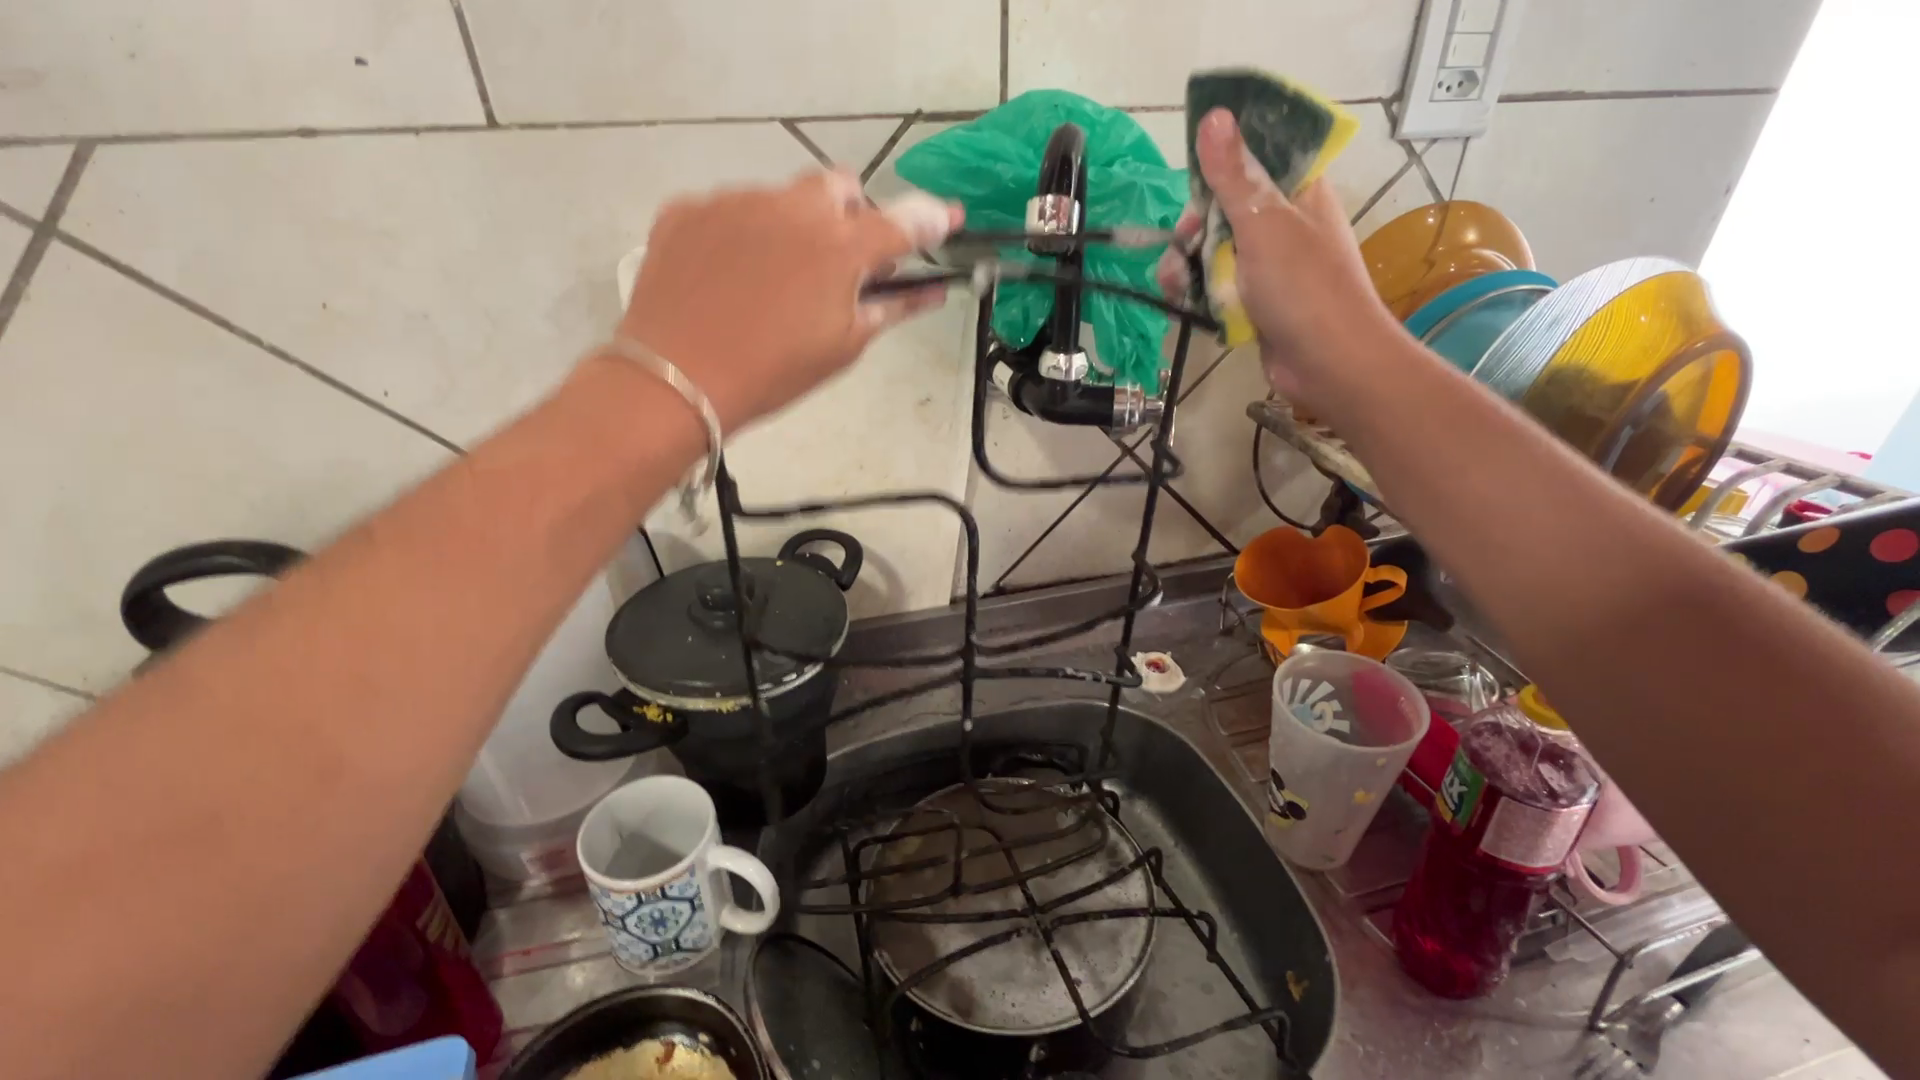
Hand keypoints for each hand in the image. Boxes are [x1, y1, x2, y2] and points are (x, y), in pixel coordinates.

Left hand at [617, 170, 960, 429]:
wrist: (674, 380)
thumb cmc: (772, 373)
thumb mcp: (842, 347)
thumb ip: (892, 307)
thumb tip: (933, 291)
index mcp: (839, 247)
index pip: (901, 222)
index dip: (930, 220)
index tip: (948, 219)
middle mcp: (791, 208)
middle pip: (837, 188)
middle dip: (847, 216)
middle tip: (837, 262)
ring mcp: (735, 202)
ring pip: (780, 199)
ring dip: (791, 227)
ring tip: (769, 282)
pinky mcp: (688, 209)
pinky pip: (729, 210)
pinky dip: (740, 235)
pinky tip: (727, 278)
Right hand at [1157, 109, 1404, 407]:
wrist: (1329, 364)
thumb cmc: (1304, 288)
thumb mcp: (1264, 224)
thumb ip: (1233, 174)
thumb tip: (1213, 114)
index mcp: (1298, 190)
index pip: (1254, 156)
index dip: (1220, 165)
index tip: (1195, 183)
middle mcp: (1283, 221)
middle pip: (1223, 207)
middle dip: (1193, 227)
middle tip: (1183, 245)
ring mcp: (1269, 264)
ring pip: (1213, 249)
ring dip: (1187, 264)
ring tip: (1173, 284)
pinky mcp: (1255, 300)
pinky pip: (1216, 285)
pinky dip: (1196, 291)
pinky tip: (1180, 301)